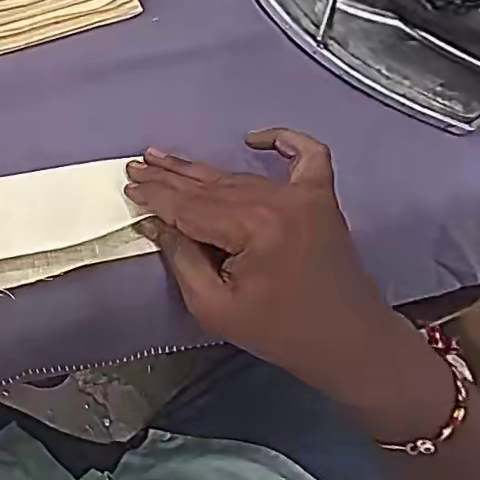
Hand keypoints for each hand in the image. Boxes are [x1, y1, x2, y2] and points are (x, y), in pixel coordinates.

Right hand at [125, 129, 452, 435]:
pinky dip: (285, 141)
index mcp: (252, 228)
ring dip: (200, 169)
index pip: (189, 207)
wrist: (350, 342)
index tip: (128, 184)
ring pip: (239, 177)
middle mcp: (278, 201)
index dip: (155, 196)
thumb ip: (182, 259)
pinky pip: (307, 156)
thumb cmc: (279, 332)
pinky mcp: (322, 198)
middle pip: (210, 186)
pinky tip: (255, 138)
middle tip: (136, 164)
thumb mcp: (214, 307)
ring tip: (164, 158)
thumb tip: (156, 223)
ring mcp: (304, 195)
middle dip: (169, 177)